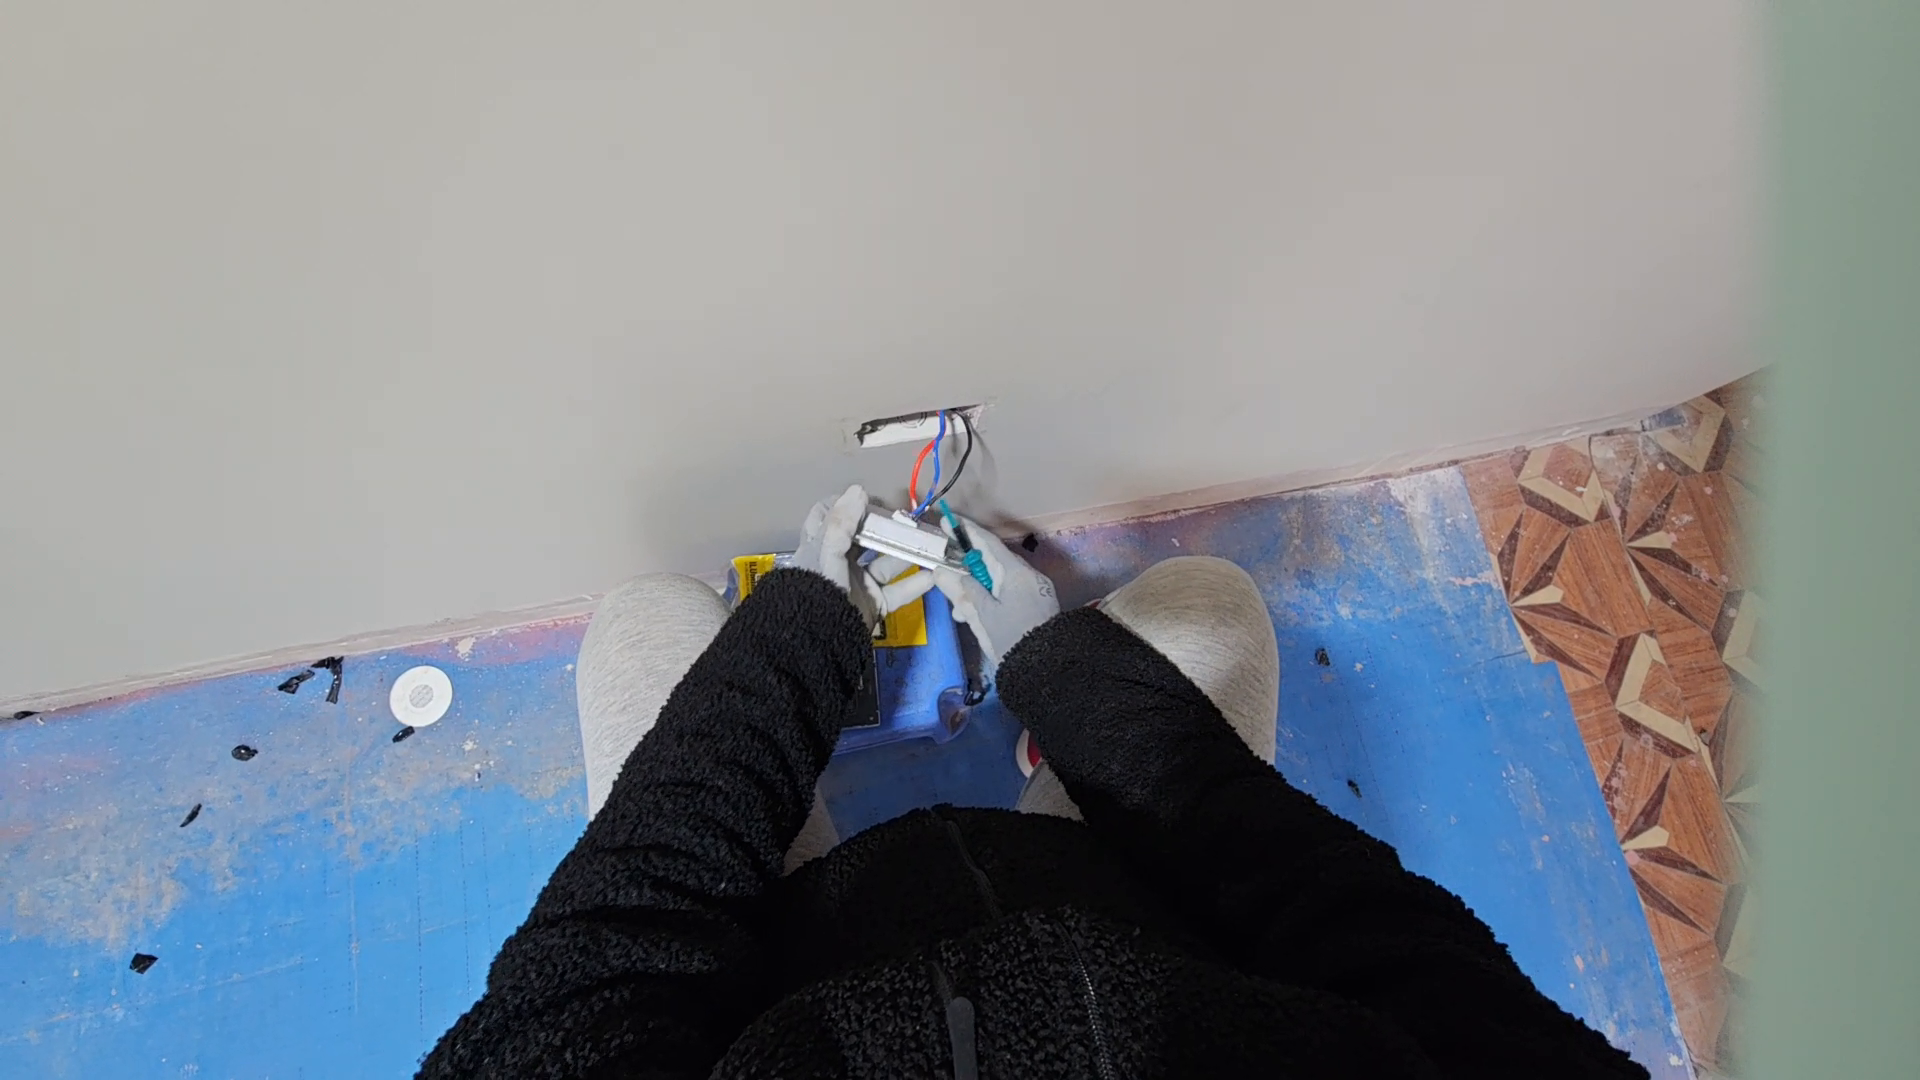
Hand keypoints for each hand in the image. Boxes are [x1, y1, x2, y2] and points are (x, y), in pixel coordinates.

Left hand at [795, 486, 933, 623]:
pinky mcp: (873, 603)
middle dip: (888, 530)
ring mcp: (858, 584)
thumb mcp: (827, 550)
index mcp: (821, 548)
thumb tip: (859, 489)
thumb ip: (843, 521)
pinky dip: (915, 584)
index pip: (829, 519)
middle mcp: (839, 563)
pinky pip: (897, 591)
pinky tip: (933, 576)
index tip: (869, 502)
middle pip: (866, 539)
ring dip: (908, 555)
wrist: (820, 637)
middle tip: (909, 522)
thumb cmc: (820, 587)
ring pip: (887, 564)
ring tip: (930, 546)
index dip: (847, 507)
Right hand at [931, 512, 1059, 670]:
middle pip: (992, 563)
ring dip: (976, 590)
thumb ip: (962, 591)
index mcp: (1016, 574)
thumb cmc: (1013, 641)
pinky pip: (1008, 594)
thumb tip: (941, 571)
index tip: (948, 521)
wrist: (1047, 671)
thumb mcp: (982, 616)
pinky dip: (990, 600)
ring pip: (998, 581)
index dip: (966, 531)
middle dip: (967, 569)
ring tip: (960, 612)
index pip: (988, 543)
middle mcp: (1028, 577)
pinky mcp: (1036, 605)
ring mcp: (1035, 591)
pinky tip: (975, 618)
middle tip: (945, 574)